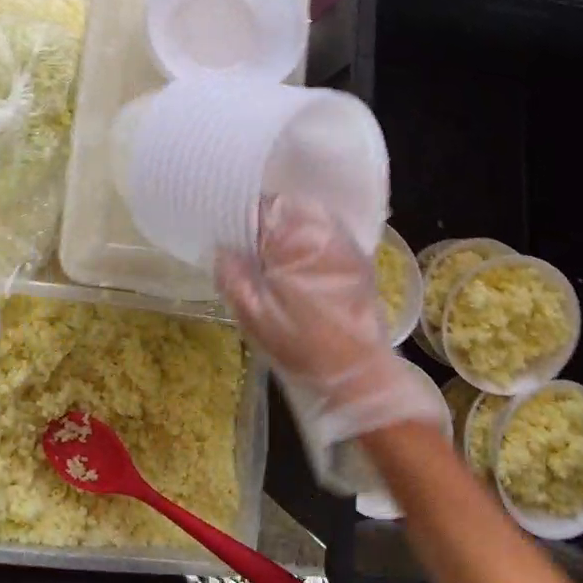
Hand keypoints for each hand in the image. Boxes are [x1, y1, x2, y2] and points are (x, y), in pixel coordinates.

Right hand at [217, 198, 445, 443]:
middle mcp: (323, 229)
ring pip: (307, 220)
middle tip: (252, 255)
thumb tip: (223, 248)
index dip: (242, 220)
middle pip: (285, 208)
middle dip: (266, 227)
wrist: (358, 377)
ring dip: (289, 234)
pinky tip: (301, 270)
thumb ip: (231, 274)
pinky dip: (310, 244)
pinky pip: (327, 236)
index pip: (260, 205)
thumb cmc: (300, 346)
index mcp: (294, 237)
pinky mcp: (359, 259)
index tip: (232, 241)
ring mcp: (346, 242)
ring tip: (276, 263)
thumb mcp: (252, 315)